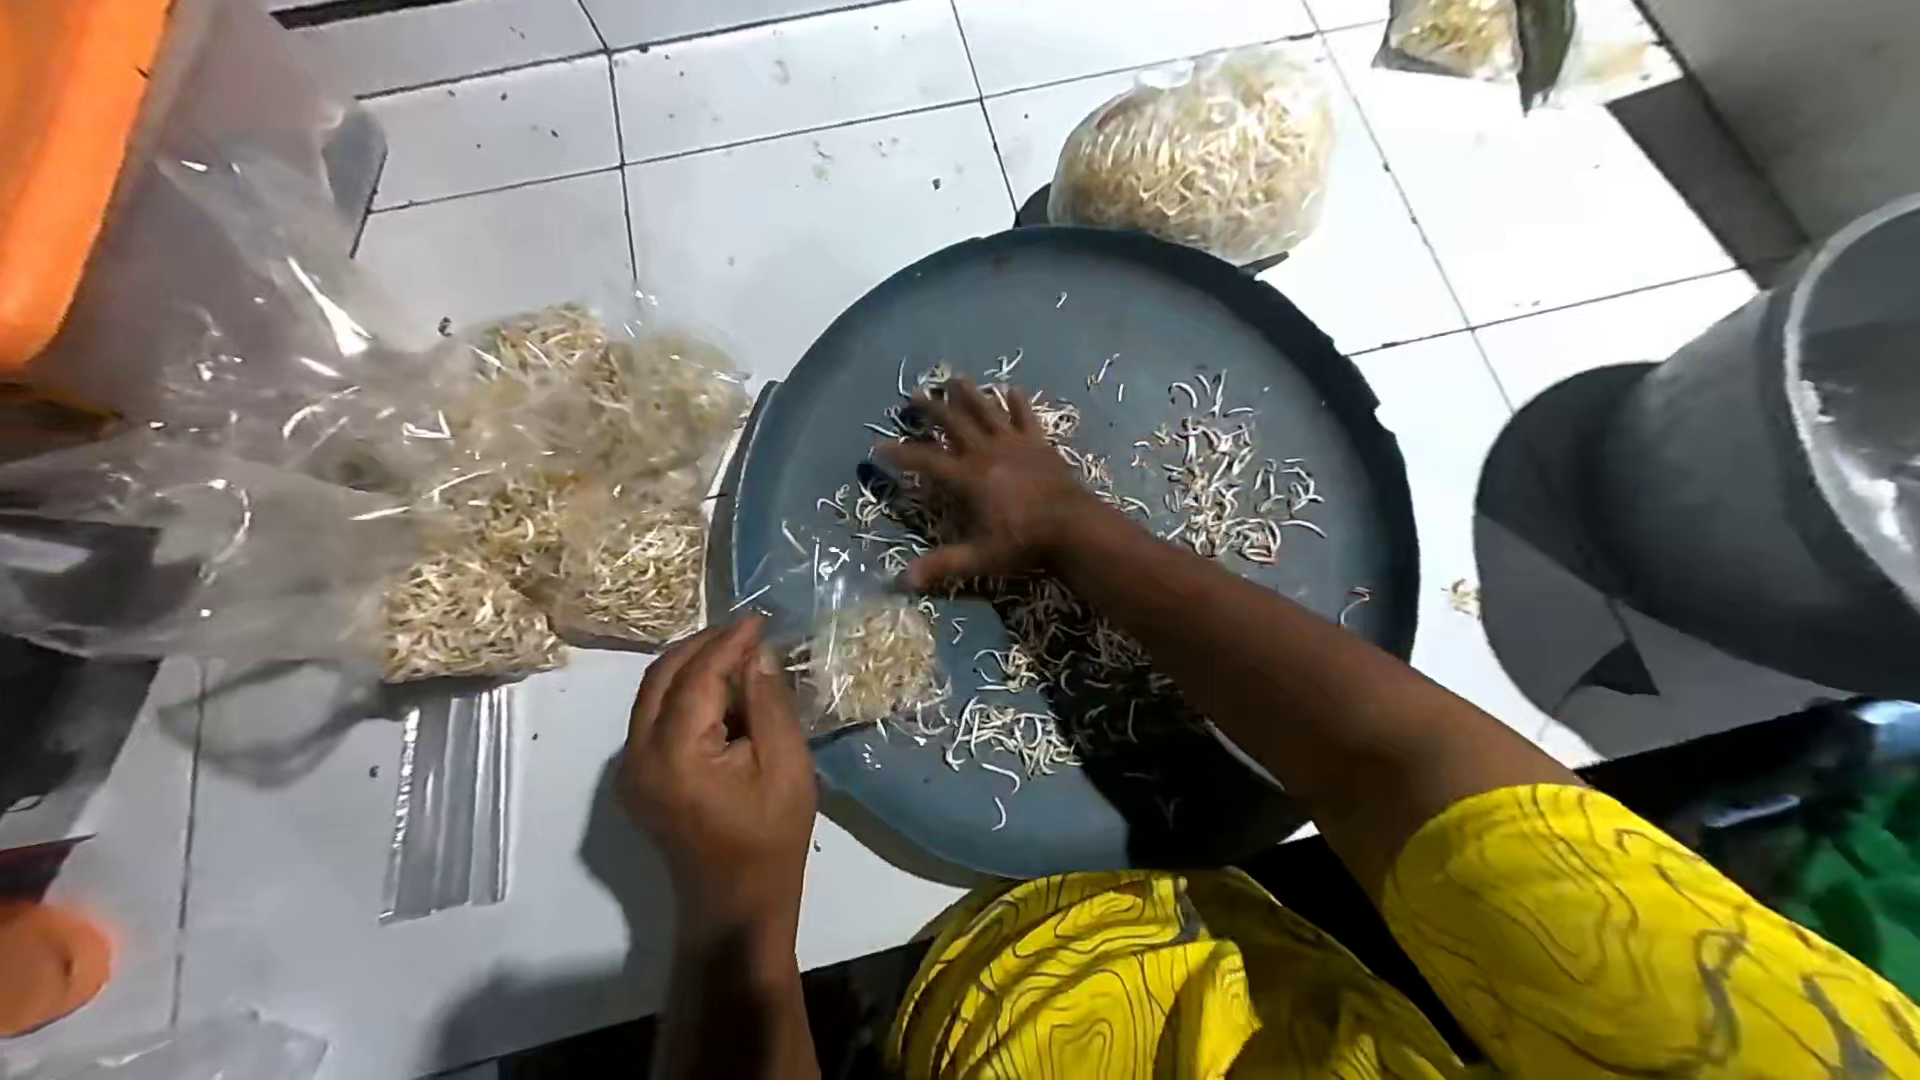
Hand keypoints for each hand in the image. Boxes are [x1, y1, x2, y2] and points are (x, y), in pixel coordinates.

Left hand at [621, 616, 816, 941]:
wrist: (734, 905)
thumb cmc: (771, 838)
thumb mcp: (787, 767)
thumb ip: (769, 704)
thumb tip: (757, 654)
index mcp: (676, 755)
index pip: (697, 675)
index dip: (729, 641)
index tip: (761, 619)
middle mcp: (638, 756)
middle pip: (661, 675)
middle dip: (704, 643)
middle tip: (748, 630)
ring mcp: (630, 769)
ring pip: (652, 692)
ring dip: (692, 663)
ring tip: (738, 651)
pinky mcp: (636, 778)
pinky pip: (654, 714)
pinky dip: (685, 689)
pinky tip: (720, 687)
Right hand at [879, 378, 1098, 589]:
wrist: (1074, 528)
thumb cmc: (1025, 543)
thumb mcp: (980, 557)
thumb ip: (943, 564)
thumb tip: (904, 581)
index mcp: (969, 478)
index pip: (926, 461)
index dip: (900, 454)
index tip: (879, 447)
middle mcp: (987, 452)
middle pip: (953, 423)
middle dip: (931, 409)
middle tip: (913, 396)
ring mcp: (1015, 444)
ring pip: (986, 410)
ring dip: (968, 394)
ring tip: (953, 379)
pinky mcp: (1039, 444)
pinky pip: (1025, 417)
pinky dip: (1017, 403)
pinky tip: (1011, 390)